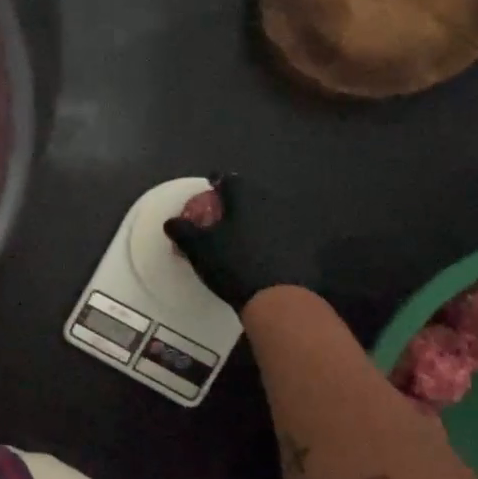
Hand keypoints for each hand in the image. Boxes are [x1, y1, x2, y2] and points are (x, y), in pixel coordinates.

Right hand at [161, 174, 306, 310]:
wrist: (279, 298)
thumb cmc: (233, 264)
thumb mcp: (198, 248)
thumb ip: (182, 230)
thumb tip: (171, 221)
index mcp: (246, 197)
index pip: (228, 179)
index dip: (215, 184)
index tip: (207, 192)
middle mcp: (272, 202)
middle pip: (250, 195)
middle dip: (236, 203)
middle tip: (221, 216)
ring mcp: (292, 224)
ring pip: (268, 214)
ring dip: (254, 221)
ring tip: (241, 236)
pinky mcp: (306, 245)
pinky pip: (282, 234)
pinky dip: (270, 239)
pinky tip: (261, 254)